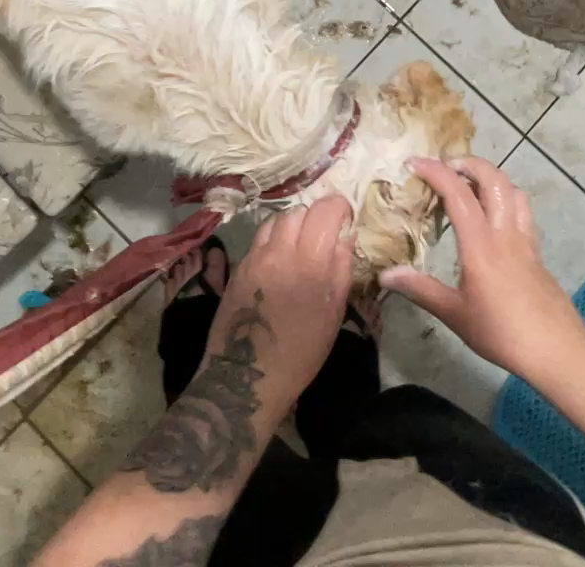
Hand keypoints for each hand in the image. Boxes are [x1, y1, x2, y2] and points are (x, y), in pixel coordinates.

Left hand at [205, 194, 355, 410]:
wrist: (247, 376)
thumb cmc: (302, 351)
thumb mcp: (334, 313)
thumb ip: (341, 268)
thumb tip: (345, 237)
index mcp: (311, 263)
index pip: (325, 210)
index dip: (339, 207)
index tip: (345, 217)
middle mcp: (281, 251)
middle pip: (300, 210)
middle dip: (315, 216)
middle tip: (323, 234)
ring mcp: (255, 256)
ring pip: (277, 219)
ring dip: (293, 224)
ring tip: (300, 244)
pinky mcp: (238, 265)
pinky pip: (260, 237)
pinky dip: (274, 238)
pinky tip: (280, 259)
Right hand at [378, 156, 584, 378]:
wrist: (557, 350)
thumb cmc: (502, 333)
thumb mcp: (455, 314)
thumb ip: (420, 289)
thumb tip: (385, 274)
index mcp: (481, 245)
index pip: (458, 194)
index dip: (435, 172)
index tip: (414, 163)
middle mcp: (505, 233)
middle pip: (493, 179)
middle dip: (468, 163)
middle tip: (445, 167)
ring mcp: (525, 240)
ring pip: (512, 190)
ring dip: (490, 177)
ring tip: (468, 185)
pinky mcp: (536, 251)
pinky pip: (522, 210)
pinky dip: (505, 198)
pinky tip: (492, 217)